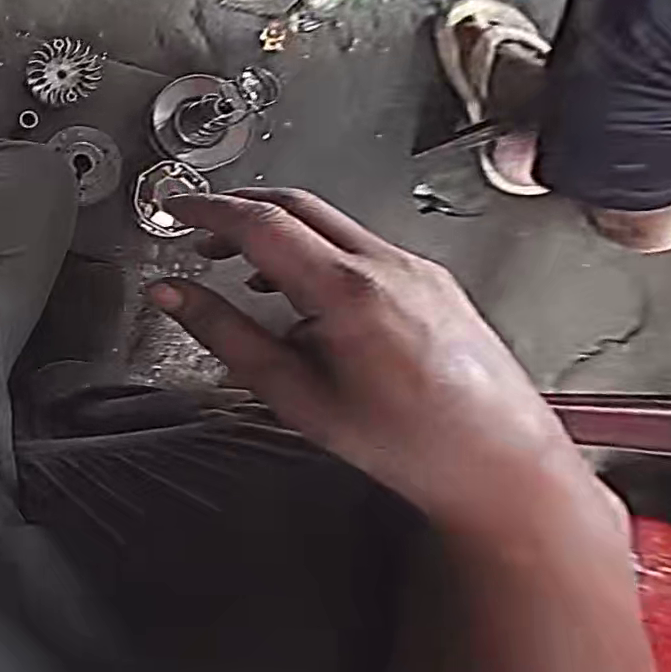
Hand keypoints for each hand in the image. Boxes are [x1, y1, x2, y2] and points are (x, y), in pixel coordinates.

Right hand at [147, 189, 598, 537]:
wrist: (501, 468)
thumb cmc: (397, 440)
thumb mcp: (287, 389)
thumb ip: (220, 331)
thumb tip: (169, 293)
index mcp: (348, 292)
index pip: (260, 223)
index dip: (206, 209)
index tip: (174, 207)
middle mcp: (387, 266)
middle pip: (294, 204)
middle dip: (234, 206)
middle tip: (193, 223)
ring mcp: (414, 268)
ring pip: (324, 219)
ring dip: (268, 226)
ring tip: (229, 257)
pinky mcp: (428, 279)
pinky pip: (352, 242)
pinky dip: (304, 245)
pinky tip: (286, 283)